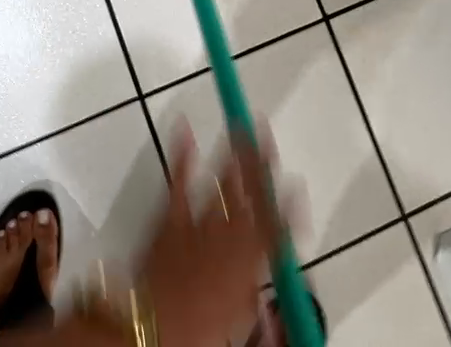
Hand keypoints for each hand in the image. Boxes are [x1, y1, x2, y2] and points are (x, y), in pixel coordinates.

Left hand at [136, 122, 286, 346]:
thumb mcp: (239, 320)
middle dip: (262, 161)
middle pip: (252, 191)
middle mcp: (229, 234)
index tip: (297, 184)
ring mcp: (199, 221)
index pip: (278, 225)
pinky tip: (184, 126)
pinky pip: (178, 179)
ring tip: (240, 124)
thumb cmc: (199, 330)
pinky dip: (182, 151)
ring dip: (233, 150)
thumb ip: (259, 300)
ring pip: (222, 179)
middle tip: (267, 134)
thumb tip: (277, 301)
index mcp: (251, 261)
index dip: (290, 204)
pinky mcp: (169, 217)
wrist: (154, 325)